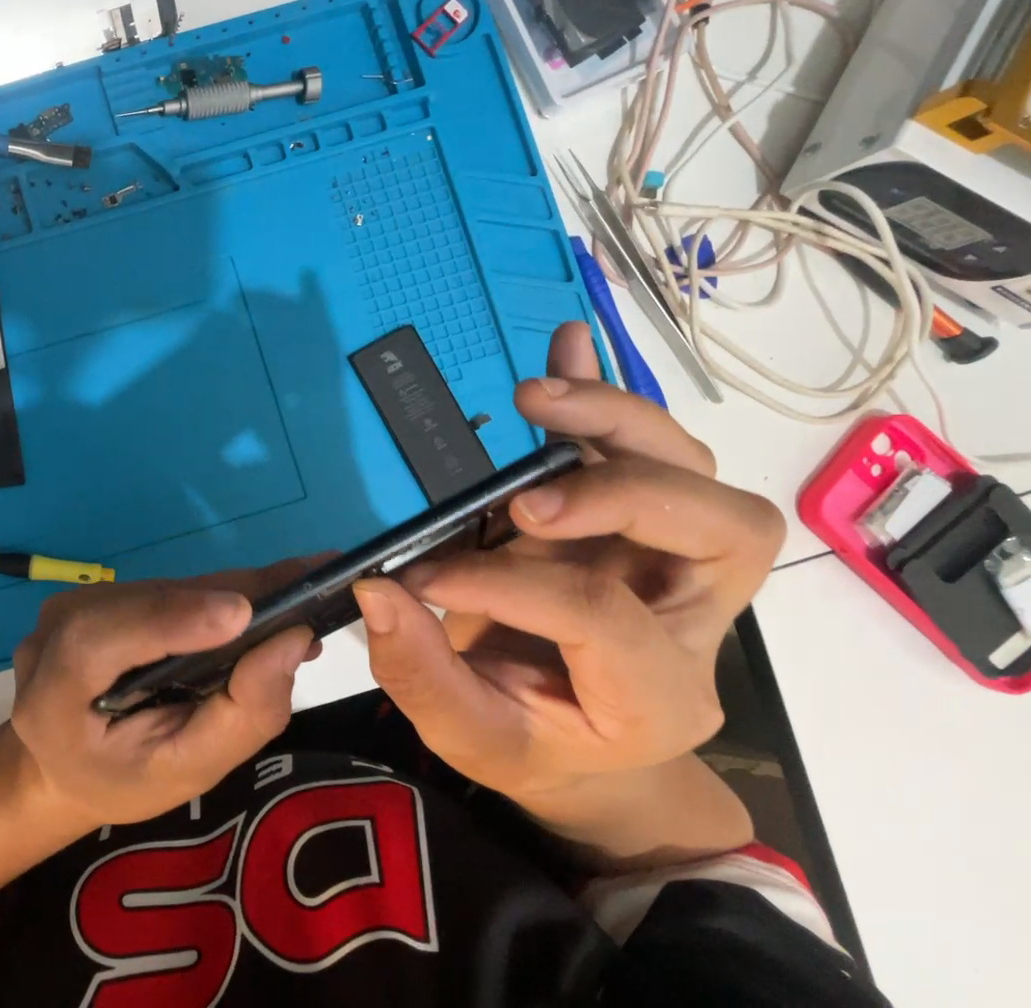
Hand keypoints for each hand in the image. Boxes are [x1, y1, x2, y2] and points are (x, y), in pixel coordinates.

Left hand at [10, 560, 318, 826]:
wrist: (61, 761)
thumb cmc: (120, 779)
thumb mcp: (185, 770)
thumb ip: (239, 716)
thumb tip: (293, 642)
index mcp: (52, 694)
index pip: (100, 641)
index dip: (169, 619)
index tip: (244, 612)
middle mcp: (52, 635)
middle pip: (142, 605)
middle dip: (227, 599)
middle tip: (311, 588)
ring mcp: (68, 607)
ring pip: (158, 591)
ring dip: (226, 596)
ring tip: (297, 602)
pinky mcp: (92, 595)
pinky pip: (158, 591)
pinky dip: (208, 600)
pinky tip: (254, 612)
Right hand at [354, 322, 783, 807]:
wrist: (585, 750)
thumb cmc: (530, 747)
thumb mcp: (467, 735)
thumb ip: (420, 674)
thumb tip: (376, 588)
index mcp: (658, 694)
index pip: (600, 617)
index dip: (505, 584)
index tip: (422, 579)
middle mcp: (696, 620)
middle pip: (718, 528)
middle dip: (620, 493)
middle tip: (522, 498)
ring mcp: (675, 566)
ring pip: (695, 472)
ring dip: (618, 423)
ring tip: (534, 399)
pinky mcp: (638, 529)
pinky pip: (648, 449)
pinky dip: (607, 397)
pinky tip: (566, 344)